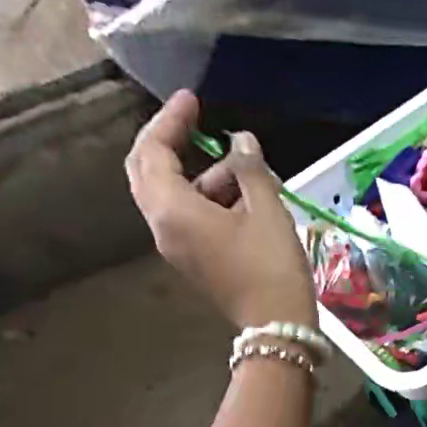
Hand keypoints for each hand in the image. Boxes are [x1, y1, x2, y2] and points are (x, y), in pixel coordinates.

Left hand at [126, 91, 315, 327]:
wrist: (278, 326)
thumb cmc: (272, 266)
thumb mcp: (266, 209)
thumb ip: (249, 168)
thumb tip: (241, 140)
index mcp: (171, 208)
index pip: (154, 150)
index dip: (171, 120)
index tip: (194, 101)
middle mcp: (162, 226)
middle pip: (148, 172)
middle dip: (170, 143)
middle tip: (197, 124)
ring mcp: (176, 247)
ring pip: (173, 196)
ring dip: (201, 175)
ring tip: (247, 171)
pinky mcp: (194, 261)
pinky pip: (187, 218)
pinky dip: (207, 199)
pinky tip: (243, 198)